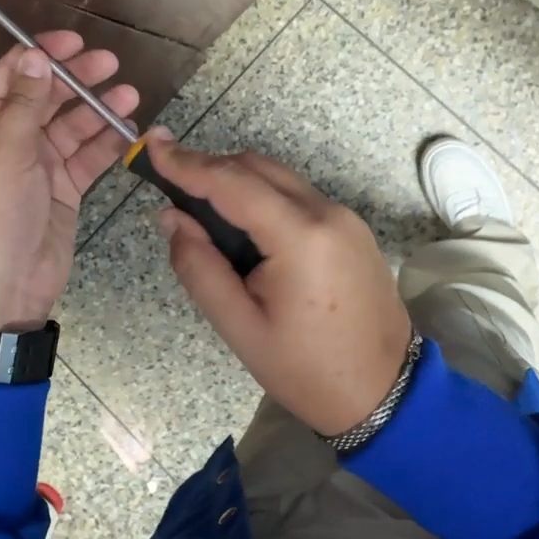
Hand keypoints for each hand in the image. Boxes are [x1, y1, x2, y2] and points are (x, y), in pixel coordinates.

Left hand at [0, 32, 138, 331]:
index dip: (37, 55)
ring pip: (71, 127)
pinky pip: (87, 158)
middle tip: (109, 63)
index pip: (9, 79)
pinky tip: (129, 130)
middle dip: (75, 79)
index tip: (71, 41)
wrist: (5, 290)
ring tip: (130, 94)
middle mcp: (10, 142)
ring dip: (97, 110)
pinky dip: (107, 144)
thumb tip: (33, 55)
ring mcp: (38, 167)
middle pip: (45, 98)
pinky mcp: (63, 190)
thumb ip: (23, 104)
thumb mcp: (4, 154)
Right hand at [145, 136, 412, 436]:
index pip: (231, 182)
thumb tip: (171, 217)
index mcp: (300, 237)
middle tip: (167, 181)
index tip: (152, 143)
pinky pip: (296, 194)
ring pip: (277, 177)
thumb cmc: (306, 370)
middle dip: (208, 166)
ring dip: (235, 180)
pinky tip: (241, 225)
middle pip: (255, 167)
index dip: (186, 161)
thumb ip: (198, 266)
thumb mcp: (239, 327)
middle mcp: (326, 213)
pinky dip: (261, 195)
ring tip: (199, 207)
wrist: (387, 396)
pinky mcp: (352, 228)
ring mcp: (345, 217)